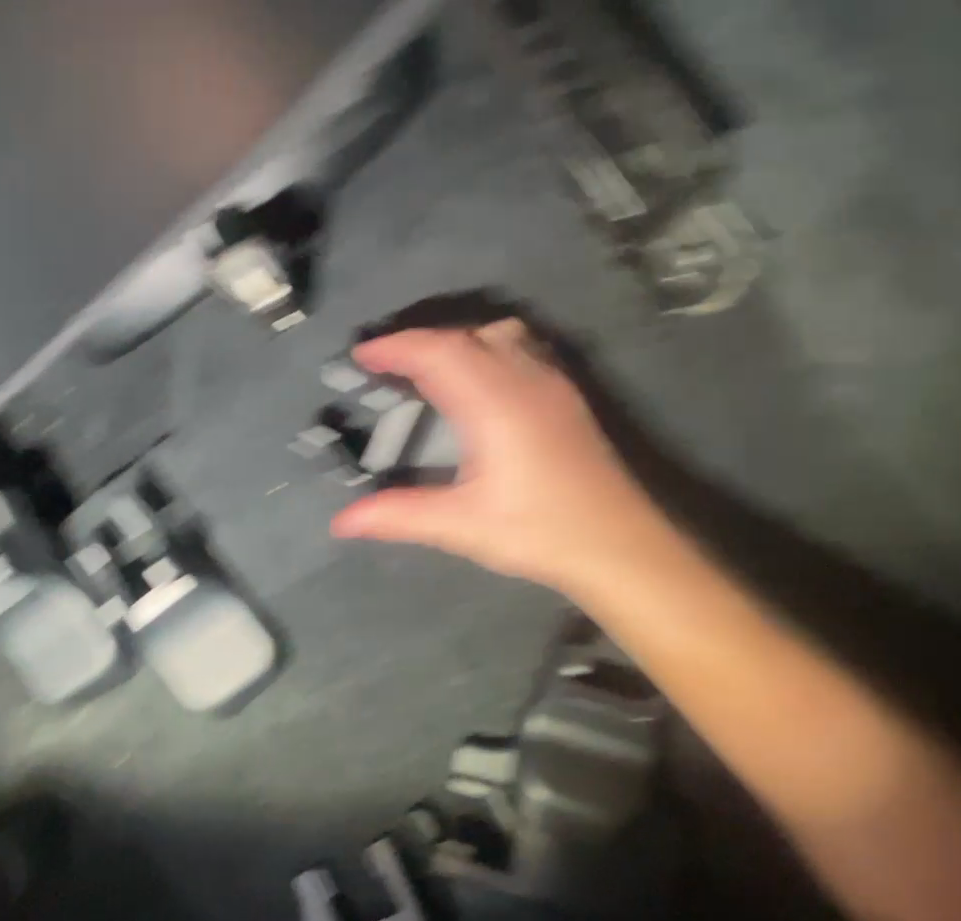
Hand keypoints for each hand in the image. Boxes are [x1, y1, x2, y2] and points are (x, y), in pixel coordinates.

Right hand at [330, 319, 673, 591]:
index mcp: (494, 403)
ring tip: (426, 368)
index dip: (395, 347)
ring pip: (498, 335)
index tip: (360, 355)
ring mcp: (552, 384)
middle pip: (464, 337)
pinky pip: (521, 348)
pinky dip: (485, 348)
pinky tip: (478, 380)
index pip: (438, 352)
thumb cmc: (539, 532)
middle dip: (418, 342)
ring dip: (456, 341)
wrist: (619, 545)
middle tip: (381, 365)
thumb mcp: (461, 526)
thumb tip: (341, 522)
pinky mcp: (567, 396)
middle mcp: (524, 380)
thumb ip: (398, 516)